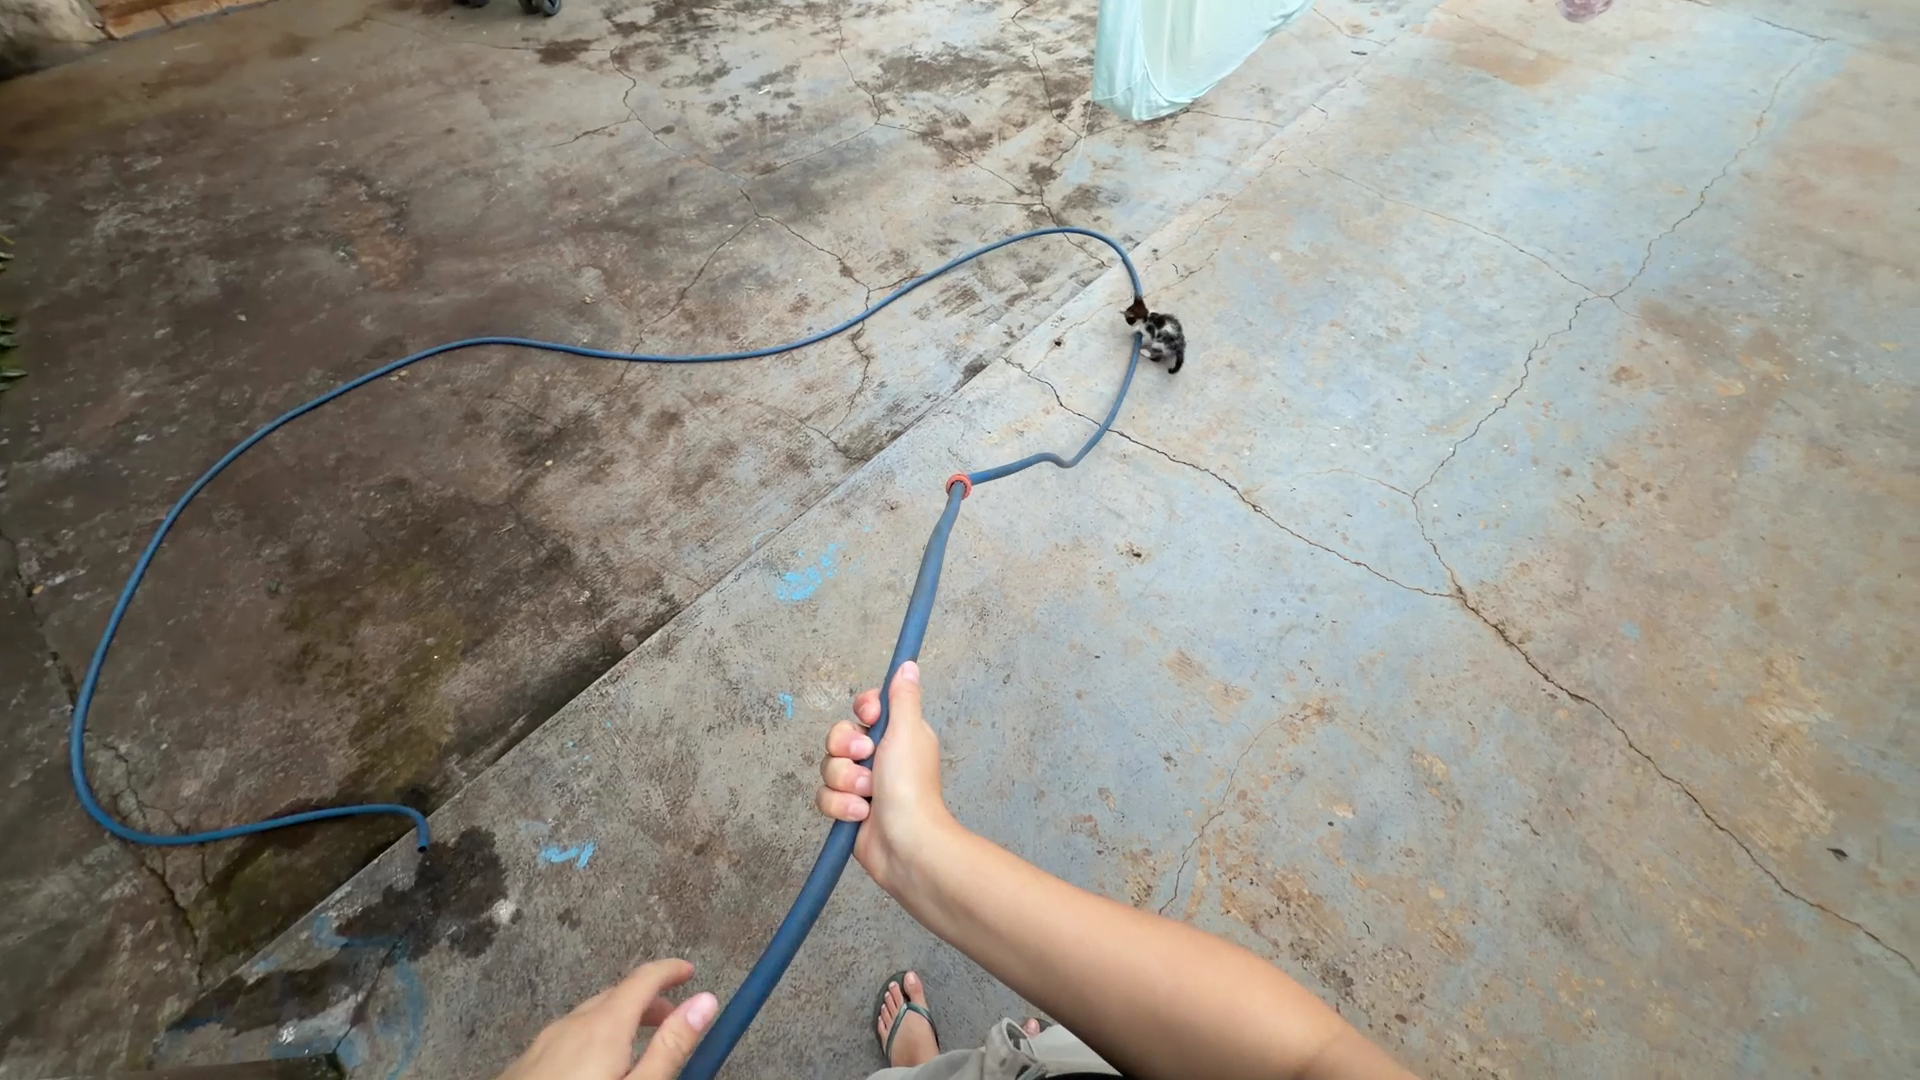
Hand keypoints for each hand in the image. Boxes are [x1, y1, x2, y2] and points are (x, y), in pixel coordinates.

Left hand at [496, 959, 717, 1079]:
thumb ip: (672, 1046)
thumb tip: (706, 999)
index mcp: (603, 1026)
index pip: (644, 977)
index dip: (671, 970)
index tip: (691, 973)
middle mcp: (570, 1025)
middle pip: (615, 996)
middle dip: (647, 1001)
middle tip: (670, 1020)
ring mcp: (538, 1048)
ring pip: (586, 1019)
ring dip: (617, 1022)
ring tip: (632, 1053)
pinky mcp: (516, 1072)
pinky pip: (562, 1042)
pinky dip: (587, 1042)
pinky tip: (587, 1077)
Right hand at [815, 660, 956, 892]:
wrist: (906, 844)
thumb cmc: (911, 785)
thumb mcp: (908, 731)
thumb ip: (903, 697)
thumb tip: (908, 664)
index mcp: (897, 734)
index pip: (866, 709)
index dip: (862, 711)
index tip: (869, 718)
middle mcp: (879, 756)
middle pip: (839, 736)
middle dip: (846, 750)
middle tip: (866, 758)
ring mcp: (862, 784)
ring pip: (829, 767)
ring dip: (846, 782)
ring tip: (866, 795)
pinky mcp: (847, 810)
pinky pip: (824, 796)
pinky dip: (840, 806)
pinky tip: (859, 815)